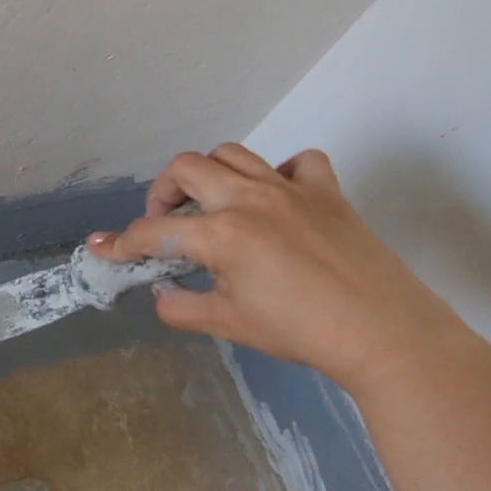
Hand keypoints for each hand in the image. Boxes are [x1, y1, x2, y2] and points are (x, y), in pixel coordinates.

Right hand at [88, 144, 477, 393]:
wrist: (388, 336)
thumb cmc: (300, 332)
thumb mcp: (226, 324)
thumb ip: (180, 306)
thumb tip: (162, 292)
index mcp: (220, 234)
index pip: (152, 232)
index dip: (121, 244)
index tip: (103, 249)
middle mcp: (249, 200)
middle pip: (185, 167)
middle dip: (162, 193)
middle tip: (167, 222)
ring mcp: (291, 190)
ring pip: (232, 153)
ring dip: (211, 174)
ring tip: (212, 204)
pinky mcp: (328, 193)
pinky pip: (298, 162)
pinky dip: (280, 173)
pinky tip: (276, 200)